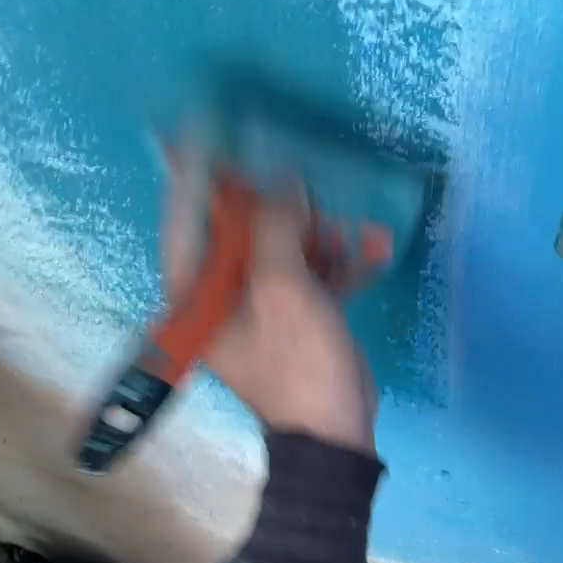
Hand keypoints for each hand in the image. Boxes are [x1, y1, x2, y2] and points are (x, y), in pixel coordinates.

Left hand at [160, 137, 378, 453]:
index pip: (187, 219)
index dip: (197, 172)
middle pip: (241, 228)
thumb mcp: (284, 290)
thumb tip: (279, 178)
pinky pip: (312, 274)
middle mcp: (221, 294)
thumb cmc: (299, 364)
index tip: (203, 127)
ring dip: (322, 234)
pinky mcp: (297, 315)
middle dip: (282, 205)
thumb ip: (274, 227)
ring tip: (358, 231)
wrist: (335, 435)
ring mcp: (261, 305)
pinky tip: (374, 251)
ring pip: (284, 246)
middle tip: (312, 186)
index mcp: (198, 293)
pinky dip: (340, 262)